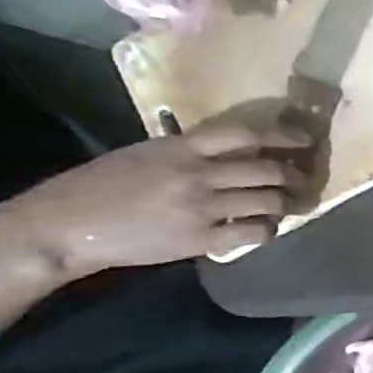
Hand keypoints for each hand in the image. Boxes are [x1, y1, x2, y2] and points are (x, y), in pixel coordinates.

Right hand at [0, 120, 308, 281]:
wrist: (69, 223)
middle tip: (303, 181)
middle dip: (293, 175)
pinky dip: (266, 230)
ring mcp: (201, 207)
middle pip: (265, 169)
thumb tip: (224, 153)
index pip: (244, 134)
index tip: (302, 140)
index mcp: (182, 147)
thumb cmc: (104, 186)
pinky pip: (251, 232)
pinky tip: (265, 229)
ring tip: (291, 206)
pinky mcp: (200, 238)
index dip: (280, 136)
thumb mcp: (146, 154)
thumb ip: (186, 152)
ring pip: (265, 200)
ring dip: (286, 204)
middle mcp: (197, 173)